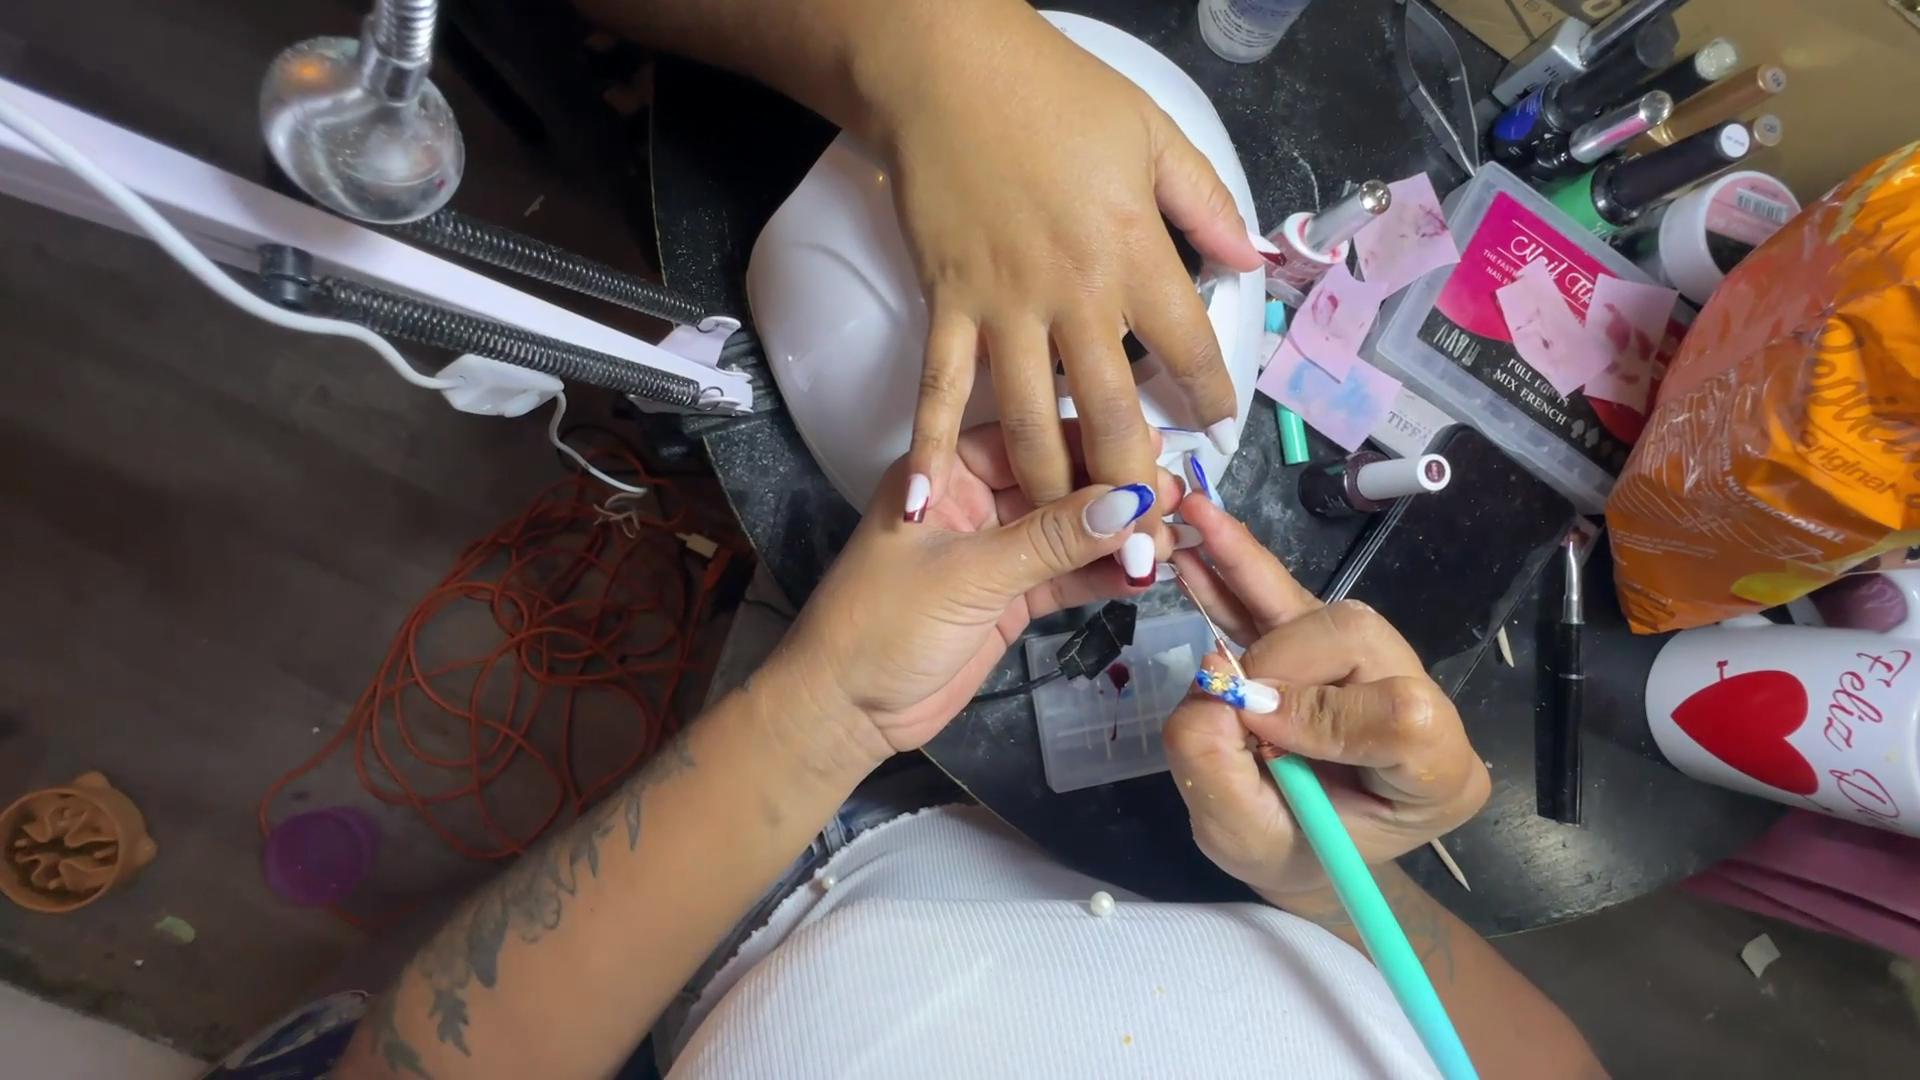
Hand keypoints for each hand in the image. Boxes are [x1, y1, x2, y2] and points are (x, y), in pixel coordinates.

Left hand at [774, 423, 1188, 761]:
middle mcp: (971, 502)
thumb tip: (1129, 502)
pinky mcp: (1007, 596)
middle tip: (1172, 497)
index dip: (1087, 443)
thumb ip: (1050, 540)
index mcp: (942, 472)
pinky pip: (1061, 576)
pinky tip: (1143, 575)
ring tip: (1171, 538)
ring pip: (1064, 533)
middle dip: (1110, 494)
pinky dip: (1098, 576)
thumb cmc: (885, 624)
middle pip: (1053, 485)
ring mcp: (992, 551)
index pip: (1026, 438)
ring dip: (1113, 538)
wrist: (848, 711)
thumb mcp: (968, 574)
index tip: (1148, 449)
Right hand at [860, 2, 1262, 520]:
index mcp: (1130, 249)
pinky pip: (937, 388)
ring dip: (1049, 486)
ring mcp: (1002, 308)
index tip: (1217, 431)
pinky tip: (922, 500)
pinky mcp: (946, 309)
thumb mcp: (1152, 132)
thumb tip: (1250, 259)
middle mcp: (1072, 294)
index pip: (1187, 344)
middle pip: (1110, 407)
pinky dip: (928, 445)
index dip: (1211, 395)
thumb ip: (1205, 202)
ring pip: (1028, 417)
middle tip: (1144, 538)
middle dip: (1132, 479)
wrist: (946, 71)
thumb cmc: (1053, 96)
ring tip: (1065, 541)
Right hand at [1162, 494, 1490, 898]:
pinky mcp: (1324, 645)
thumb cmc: (1281, 853)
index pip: (1406, 714)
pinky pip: (1280, 600)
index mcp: (1433, 775)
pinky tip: (1197, 545)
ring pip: (1316, 604)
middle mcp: (1416, 705)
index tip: (1256, 728)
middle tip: (1225, 692)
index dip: (1323, 710)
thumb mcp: (1241, 837)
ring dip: (1247, 567)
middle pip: (1358, 636)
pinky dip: (1234, 574)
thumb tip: (1213, 676)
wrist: (1296, 846)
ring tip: (1193, 521)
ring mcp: (1372, 666)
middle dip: (1278, 652)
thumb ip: (1217, 766)